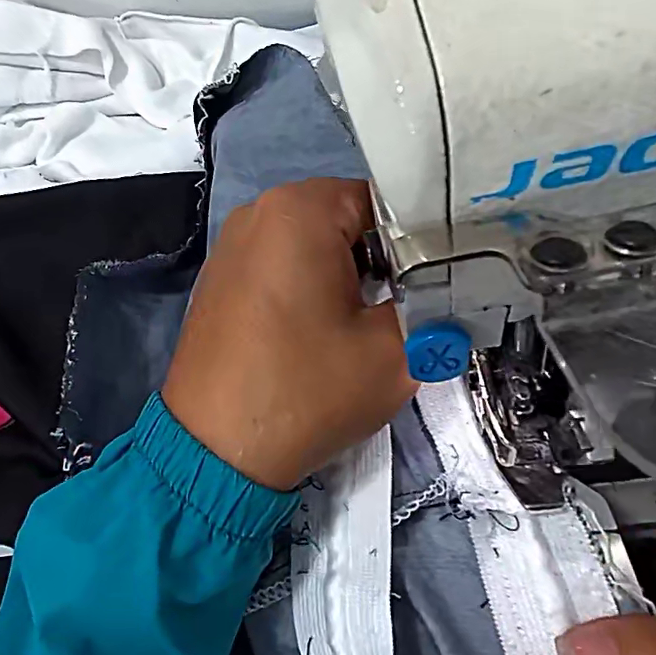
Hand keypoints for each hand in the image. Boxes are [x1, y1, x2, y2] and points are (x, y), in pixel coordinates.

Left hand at [162, 178, 415, 489]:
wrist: (214, 452)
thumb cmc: (306, 390)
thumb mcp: (394, 352)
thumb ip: (431, 308)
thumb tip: (441, 295)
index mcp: (301, 209)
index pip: (384, 202)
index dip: (418, 240)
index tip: (432, 281)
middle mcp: (259, 211)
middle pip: (346, 221)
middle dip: (381, 259)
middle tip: (401, 307)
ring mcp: (232, 245)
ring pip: (313, 244)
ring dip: (344, 275)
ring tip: (359, 325)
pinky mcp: (219, 278)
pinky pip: (280, 265)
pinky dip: (307, 287)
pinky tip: (315, 332)